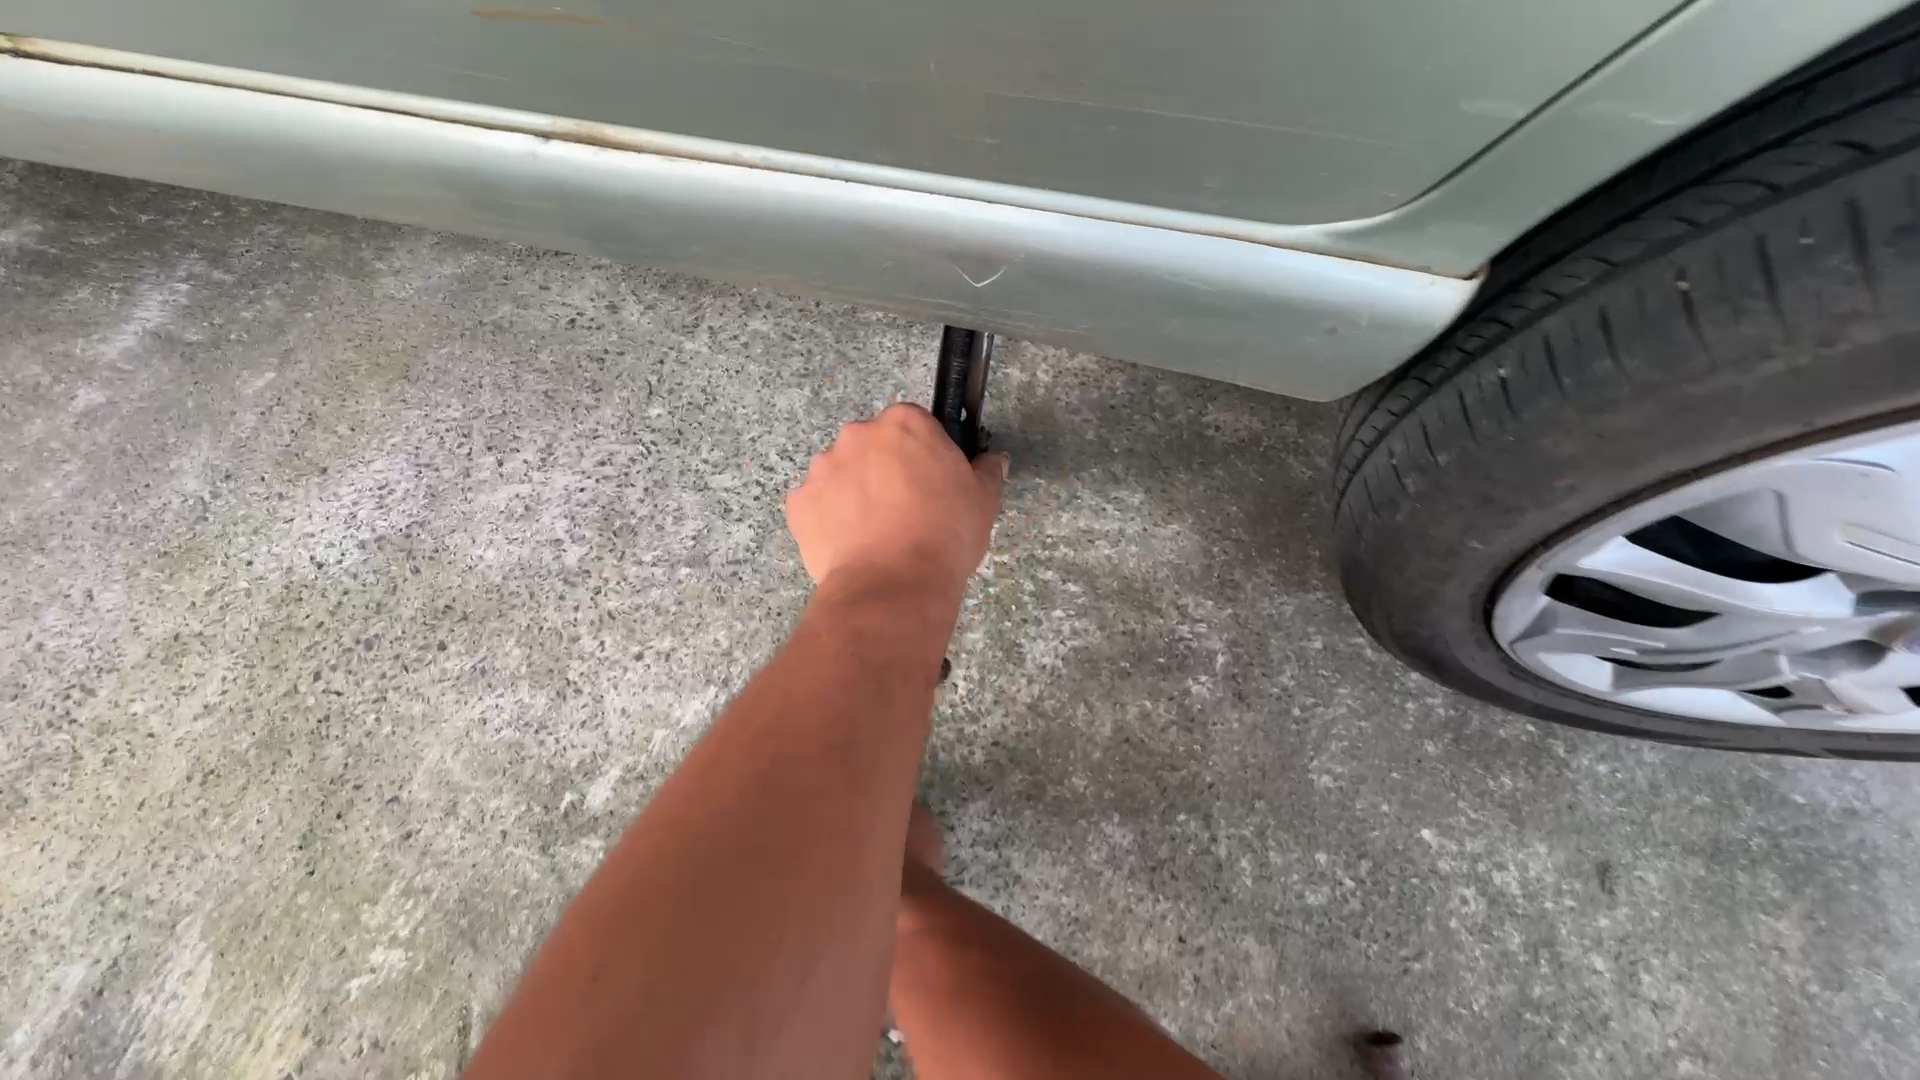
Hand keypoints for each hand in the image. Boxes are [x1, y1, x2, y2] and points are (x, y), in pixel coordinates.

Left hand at [786, 403, 1007, 598]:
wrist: (893, 584)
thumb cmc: (942, 537)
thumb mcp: (983, 501)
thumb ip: (987, 471)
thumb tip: (994, 461)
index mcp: (904, 424)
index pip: (913, 423)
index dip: (923, 452)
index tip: (930, 478)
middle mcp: (858, 435)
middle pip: (873, 445)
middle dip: (885, 470)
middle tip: (906, 509)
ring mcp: (824, 468)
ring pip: (842, 474)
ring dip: (856, 493)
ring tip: (878, 532)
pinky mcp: (801, 503)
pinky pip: (817, 504)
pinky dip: (831, 519)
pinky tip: (853, 544)